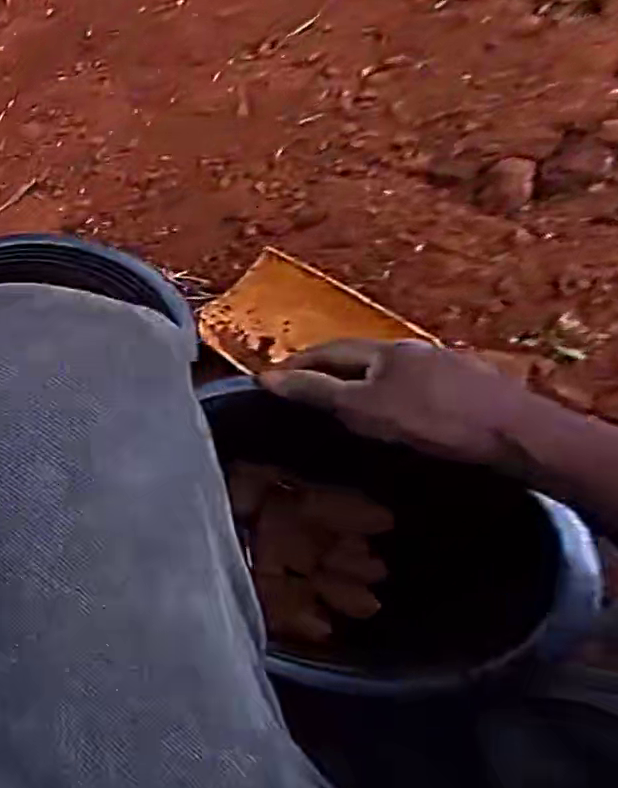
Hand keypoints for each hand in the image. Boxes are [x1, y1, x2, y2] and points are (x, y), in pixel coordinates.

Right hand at [258, 340, 548, 469]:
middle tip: (305, 393)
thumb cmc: (429, 419)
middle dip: (329, 372)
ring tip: (349, 404)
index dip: (295, 364)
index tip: (271, 380)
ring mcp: (451, 366)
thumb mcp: (357, 406)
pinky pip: (420, 385)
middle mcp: (417, 350)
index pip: (326, 349)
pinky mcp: (476, 388)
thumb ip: (311, 390)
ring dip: (365, 384)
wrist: (523, 437)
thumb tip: (264, 376)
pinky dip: (397, 395)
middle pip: (359, 358)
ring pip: (392, 372)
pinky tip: (399, 412)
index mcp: (386, 350)